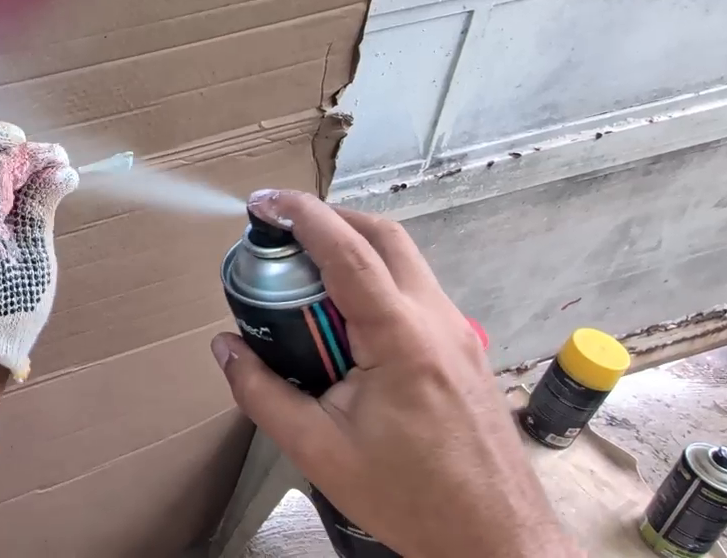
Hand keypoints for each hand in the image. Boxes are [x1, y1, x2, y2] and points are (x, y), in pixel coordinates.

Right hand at [210, 190, 581, 557]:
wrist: (501, 544)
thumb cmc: (412, 500)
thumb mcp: (319, 451)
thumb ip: (263, 392)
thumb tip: (225, 346)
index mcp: (402, 339)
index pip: (347, 251)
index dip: (301, 215)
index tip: (261, 203)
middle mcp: (436, 321)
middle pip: (383, 235)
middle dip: (328, 216)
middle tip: (281, 227)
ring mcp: (457, 332)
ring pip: (403, 257)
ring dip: (352, 244)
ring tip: (304, 268)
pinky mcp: (463, 348)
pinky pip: (412, 287)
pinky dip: (372, 275)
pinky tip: (343, 314)